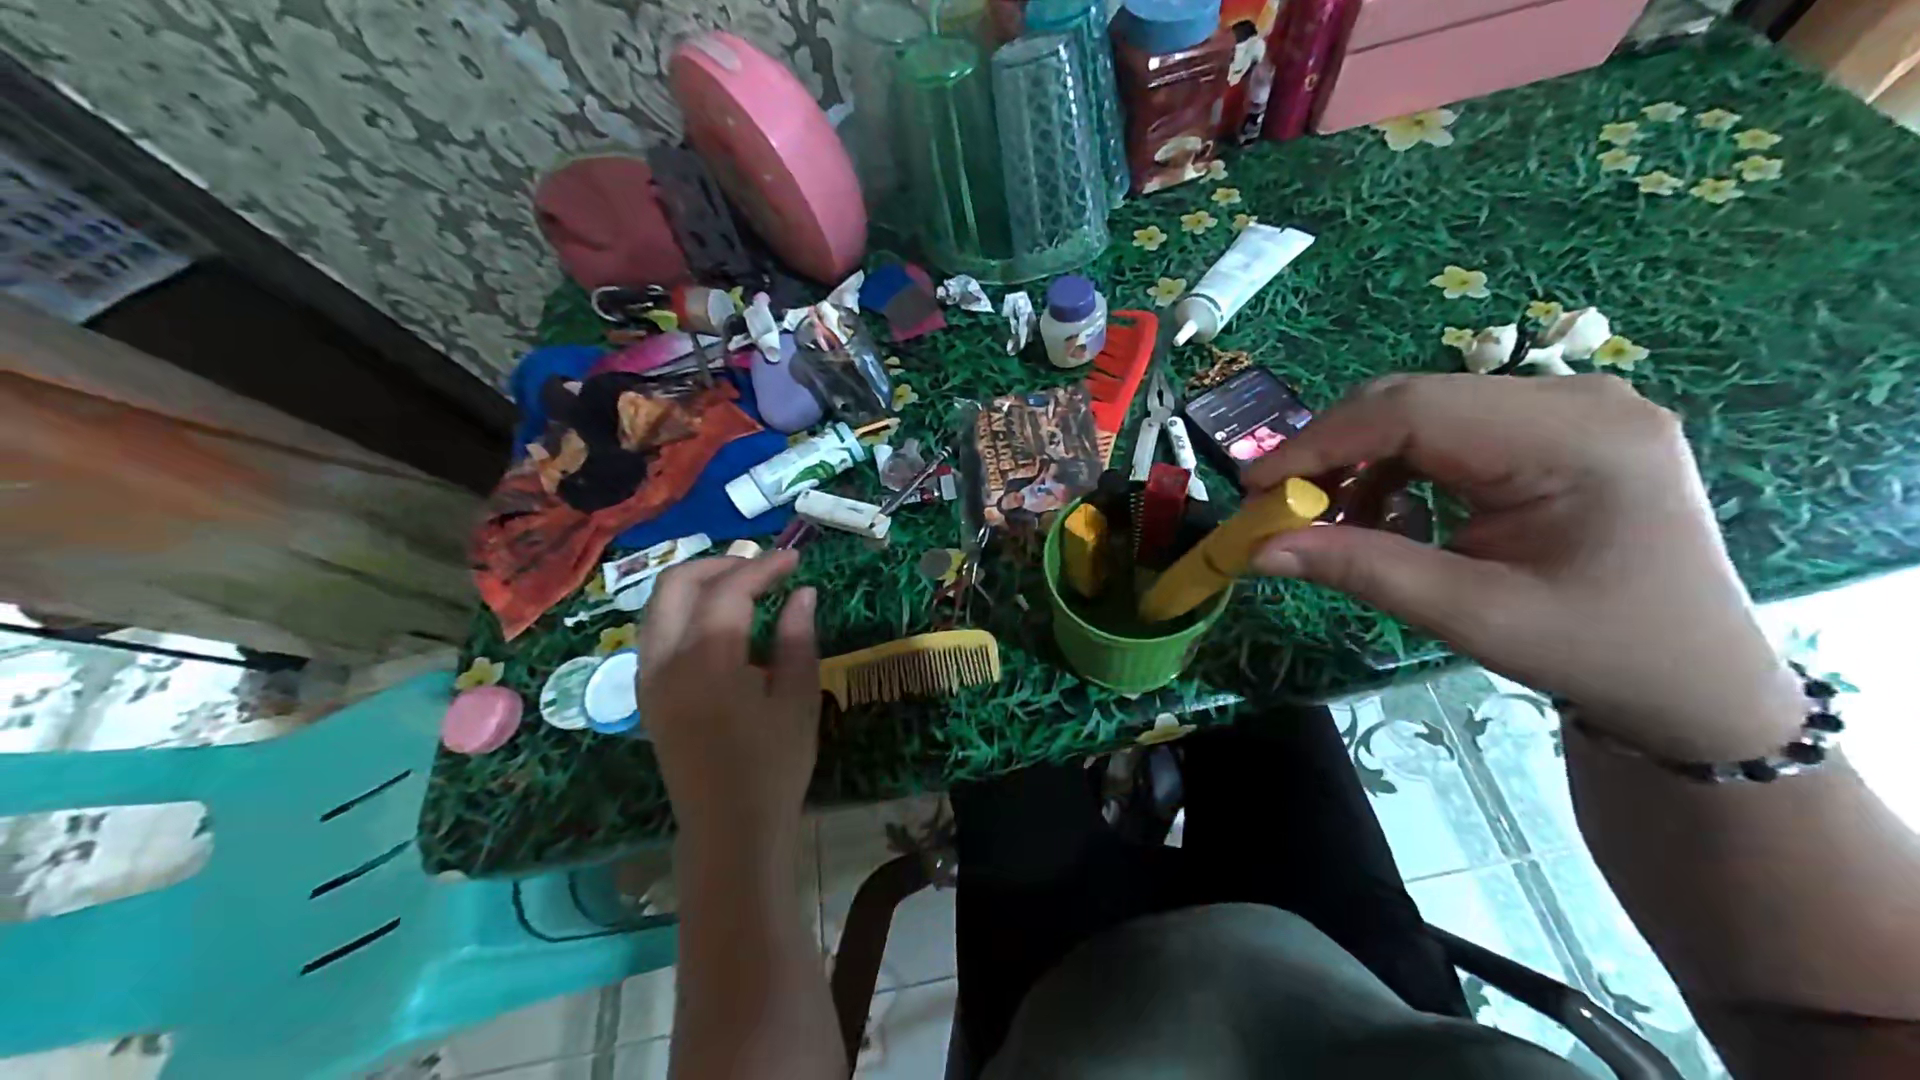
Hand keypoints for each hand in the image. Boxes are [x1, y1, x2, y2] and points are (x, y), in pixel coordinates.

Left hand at [638, 550, 819, 844]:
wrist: (729, 829)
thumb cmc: (773, 766)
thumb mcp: (798, 700)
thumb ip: (798, 638)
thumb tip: (803, 593)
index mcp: (706, 662)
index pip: (728, 591)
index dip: (763, 568)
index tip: (794, 560)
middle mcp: (664, 661)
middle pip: (676, 585)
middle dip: (720, 564)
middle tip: (763, 568)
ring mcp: (648, 678)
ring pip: (659, 606)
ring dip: (698, 584)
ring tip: (743, 586)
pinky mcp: (646, 694)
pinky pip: (656, 632)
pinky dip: (685, 611)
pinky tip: (719, 621)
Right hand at [1244, 374, 1803, 759]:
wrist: (1690, 678)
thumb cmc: (1596, 651)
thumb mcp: (1471, 616)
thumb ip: (1361, 570)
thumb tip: (1258, 549)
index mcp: (1579, 438)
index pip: (1413, 411)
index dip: (1318, 443)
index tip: (1254, 489)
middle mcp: (1576, 400)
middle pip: (1411, 400)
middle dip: (1329, 451)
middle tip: (1277, 507)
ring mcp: (1566, 407)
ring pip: (1417, 411)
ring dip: (1355, 461)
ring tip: (1328, 520)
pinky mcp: (1548, 427)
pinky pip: (1440, 429)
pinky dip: (1389, 468)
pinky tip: (1380, 513)